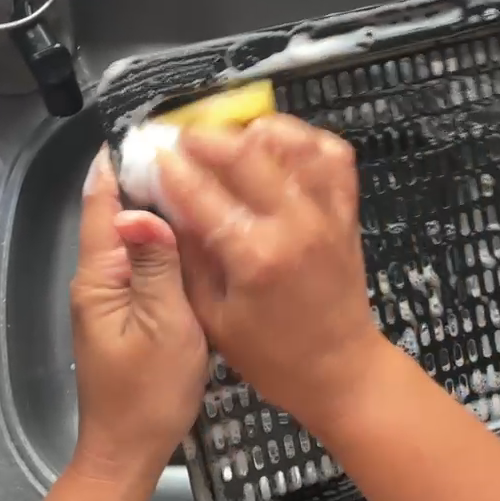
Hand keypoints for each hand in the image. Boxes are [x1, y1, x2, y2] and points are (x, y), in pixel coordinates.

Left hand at [67, 152, 208, 487]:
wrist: (128, 450)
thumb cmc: (148, 392)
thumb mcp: (165, 325)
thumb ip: (155, 265)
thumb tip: (141, 207)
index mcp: (99, 276)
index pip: (101, 204)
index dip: (117, 165)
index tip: (145, 129)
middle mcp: (96, 278)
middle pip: (113, 215)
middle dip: (142, 180)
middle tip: (187, 149)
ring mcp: (108, 296)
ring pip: (129, 238)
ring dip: (153, 209)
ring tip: (194, 179)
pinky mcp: (123, 311)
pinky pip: (139, 262)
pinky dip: (160, 241)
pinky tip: (190, 233)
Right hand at [154, 116, 401, 431]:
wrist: (340, 369)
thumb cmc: (269, 355)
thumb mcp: (211, 315)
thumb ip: (187, 255)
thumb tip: (161, 206)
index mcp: (255, 255)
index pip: (202, 192)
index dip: (171, 166)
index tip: (152, 152)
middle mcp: (295, 223)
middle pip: (247, 152)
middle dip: (206, 137)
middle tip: (183, 139)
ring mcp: (327, 211)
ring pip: (294, 142)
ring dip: (255, 130)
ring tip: (229, 139)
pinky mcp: (347, 211)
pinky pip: (332, 155)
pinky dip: (305, 140)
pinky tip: (279, 147)